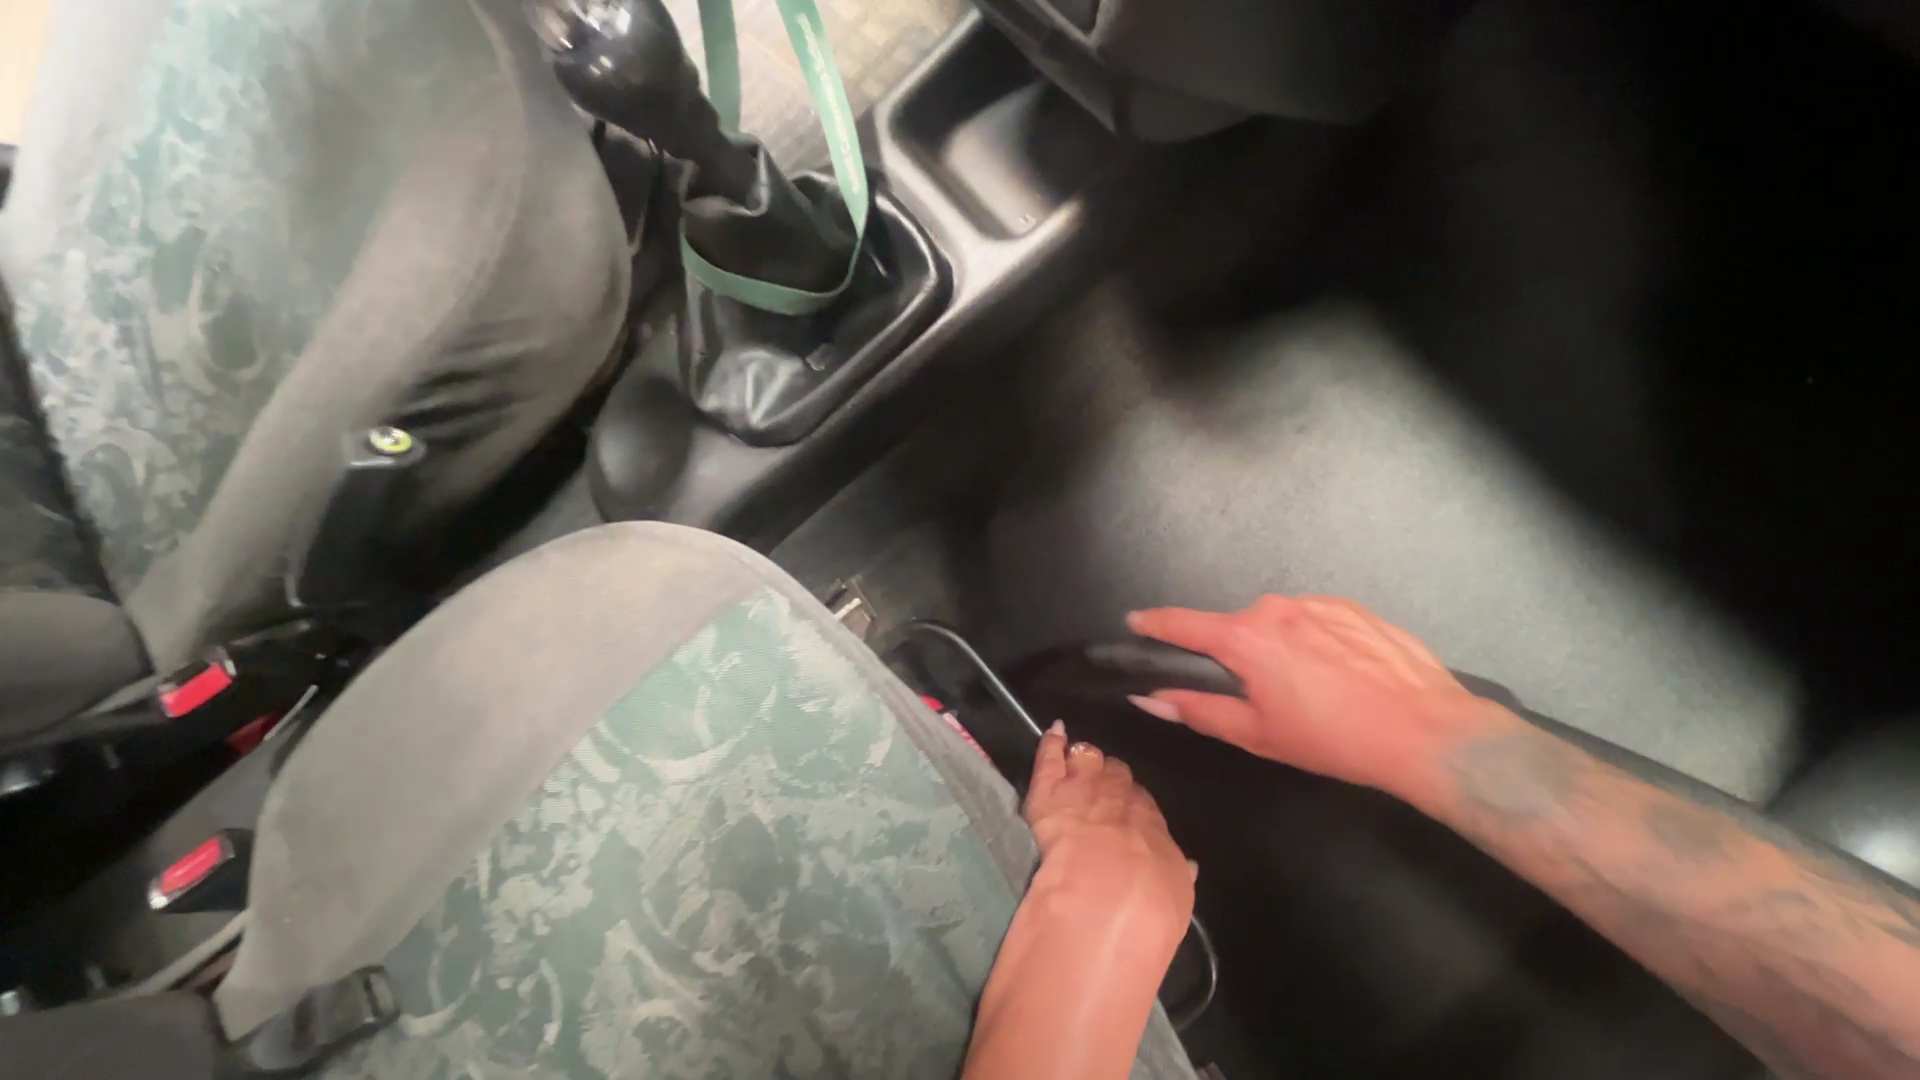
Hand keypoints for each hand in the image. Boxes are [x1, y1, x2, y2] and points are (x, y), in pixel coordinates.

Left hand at [1022, 723, 1194, 940]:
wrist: (1105, 896)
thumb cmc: (1145, 907)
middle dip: (1107, 777)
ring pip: (1085, 759)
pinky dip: (1051, 743)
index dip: (1130, 803)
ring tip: (1076, 759)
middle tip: (1098, 786)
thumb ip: (1178, 875)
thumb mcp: (1176, 897)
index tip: (1123, 810)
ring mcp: (1082, 787)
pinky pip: (1050, 756)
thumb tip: (1188, 865)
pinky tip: (1054, 733)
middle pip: (1114, 774)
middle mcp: (1119, 796)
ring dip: (1082, 759)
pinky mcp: (1048, 789)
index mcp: (1151, 823)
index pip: (1142, 803)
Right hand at [1126, 595, 1491, 789]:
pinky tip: (1341, 677)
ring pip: (1280, 625)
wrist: (1428, 731)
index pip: (1182, 623)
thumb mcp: (1257, 734)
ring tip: (1312, 691)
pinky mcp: (1355, 608)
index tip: (1134, 620)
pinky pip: (1317, 622)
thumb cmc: (1331, 738)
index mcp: (1244, 637)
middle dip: (1237, 655)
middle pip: (1237, 627)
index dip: (1154, 624)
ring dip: (1280, 649)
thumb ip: (1198, 711)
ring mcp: (1319, 603)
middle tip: (1258, 694)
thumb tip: (1150, 697)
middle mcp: (1276, 608)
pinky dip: (1316, 644)